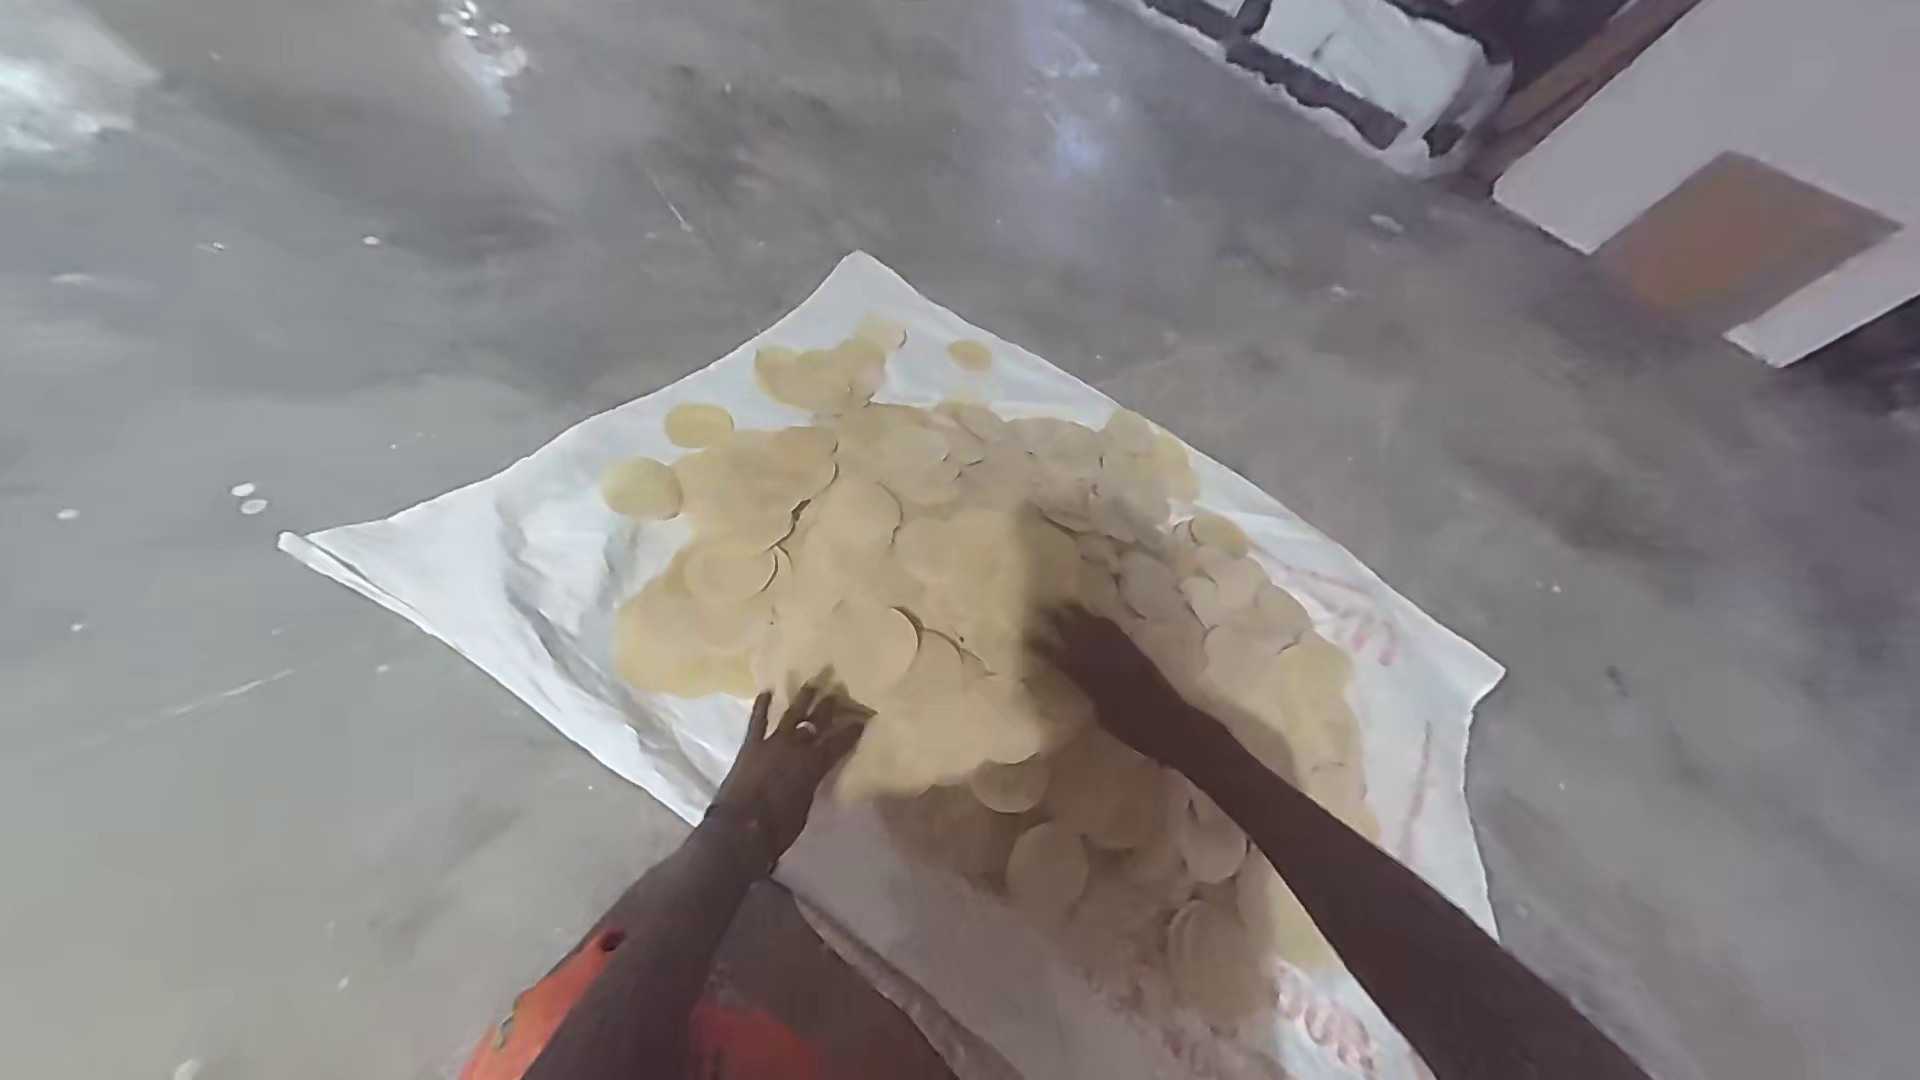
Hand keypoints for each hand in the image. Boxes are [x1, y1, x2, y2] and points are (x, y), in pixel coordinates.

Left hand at [707, 681, 865, 861]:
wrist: (739, 831)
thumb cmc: (778, 828)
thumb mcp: (805, 806)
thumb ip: (810, 784)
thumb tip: (810, 775)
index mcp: (814, 764)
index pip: (839, 742)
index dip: (852, 730)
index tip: (863, 718)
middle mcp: (797, 746)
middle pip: (817, 721)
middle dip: (829, 706)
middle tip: (837, 691)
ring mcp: (773, 742)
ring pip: (792, 714)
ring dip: (802, 698)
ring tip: (812, 683)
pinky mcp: (751, 746)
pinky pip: (758, 722)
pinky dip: (762, 707)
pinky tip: (766, 692)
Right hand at [1037, 605, 1236, 777]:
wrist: (1170, 722)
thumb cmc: (1132, 727)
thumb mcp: (1099, 712)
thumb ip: (1085, 690)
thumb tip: (1076, 677)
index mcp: (1086, 677)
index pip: (1056, 654)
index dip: (1041, 645)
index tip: (1028, 637)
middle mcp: (1099, 658)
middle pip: (1071, 632)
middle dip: (1055, 621)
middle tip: (1040, 610)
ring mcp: (1117, 649)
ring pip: (1091, 624)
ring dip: (1075, 614)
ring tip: (1063, 604)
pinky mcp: (1133, 646)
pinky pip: (1110, 626)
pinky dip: (1098, 619)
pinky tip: (1093, 615)